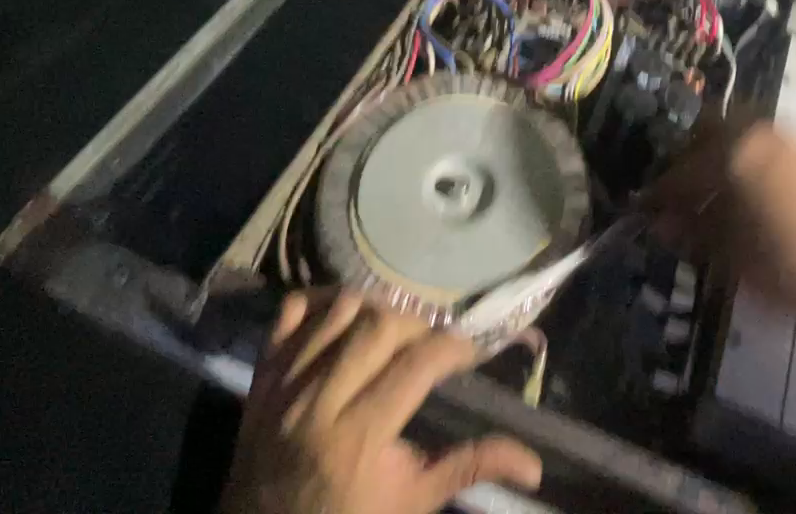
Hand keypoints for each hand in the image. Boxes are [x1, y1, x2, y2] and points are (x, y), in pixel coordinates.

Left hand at [222, 291, 542, 513]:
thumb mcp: (412, 502)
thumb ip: (469, 467)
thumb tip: (534, 465)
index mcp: (358, 439)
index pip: (417, 364)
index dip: (454, 347)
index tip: (471, 350)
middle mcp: (317, 402)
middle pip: (379, 325)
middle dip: (418, 323)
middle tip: (433, 340)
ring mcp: (283, 384)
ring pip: (339, 309)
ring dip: (377, 308)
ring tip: (397, 327)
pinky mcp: (261, 373)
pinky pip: (292, 311)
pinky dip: (322, 301)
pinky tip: (348, 313)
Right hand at [642, 114, 795, 314]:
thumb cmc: (790, 262)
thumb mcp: (734, 255)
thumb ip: (694, 233)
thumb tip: (662, 223)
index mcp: (735, 153)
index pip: (684, 170)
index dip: (663, 191)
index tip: (647, 207)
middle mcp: (762, 135)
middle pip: (712, 134)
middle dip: (692, 160)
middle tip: (682, 193)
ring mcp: (793, 141)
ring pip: (742, 136)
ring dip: (723, 158)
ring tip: (717, 194)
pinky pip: (768, 147)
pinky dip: (751, 163)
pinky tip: (753, 196)